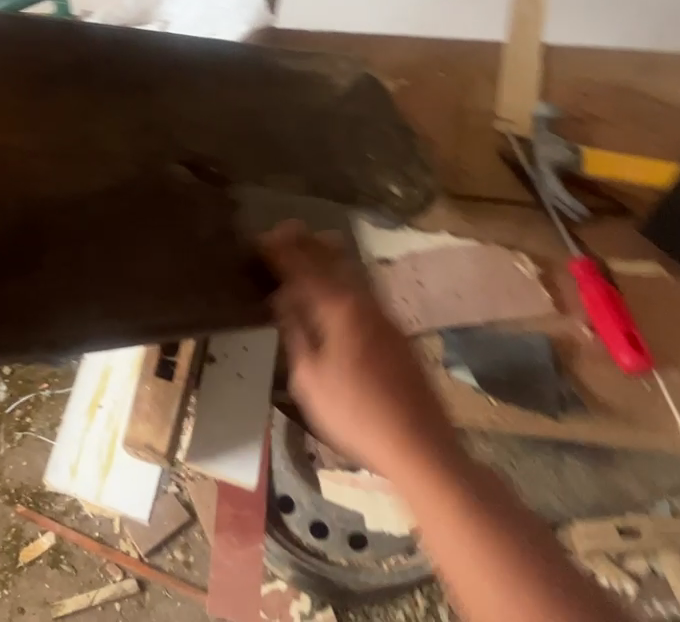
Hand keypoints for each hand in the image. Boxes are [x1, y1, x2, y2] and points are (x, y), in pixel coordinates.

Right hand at [262, 220, 460, 476]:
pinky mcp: (396, 332)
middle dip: (305, 243)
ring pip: (352, 271)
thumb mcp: (308, 377)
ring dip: (326, 255)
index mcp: (338, 308)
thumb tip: (282, 298)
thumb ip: (294, 331)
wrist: (420, 446)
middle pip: (331, 258)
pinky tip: (336, 286)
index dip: (279, 250)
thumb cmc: (355, 415)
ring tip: (308, 244)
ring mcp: (385, 315)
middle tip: (281, 232)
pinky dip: (343, 275)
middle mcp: (363, 302)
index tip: (259, 239)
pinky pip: (363, 288)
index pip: (301, 266)